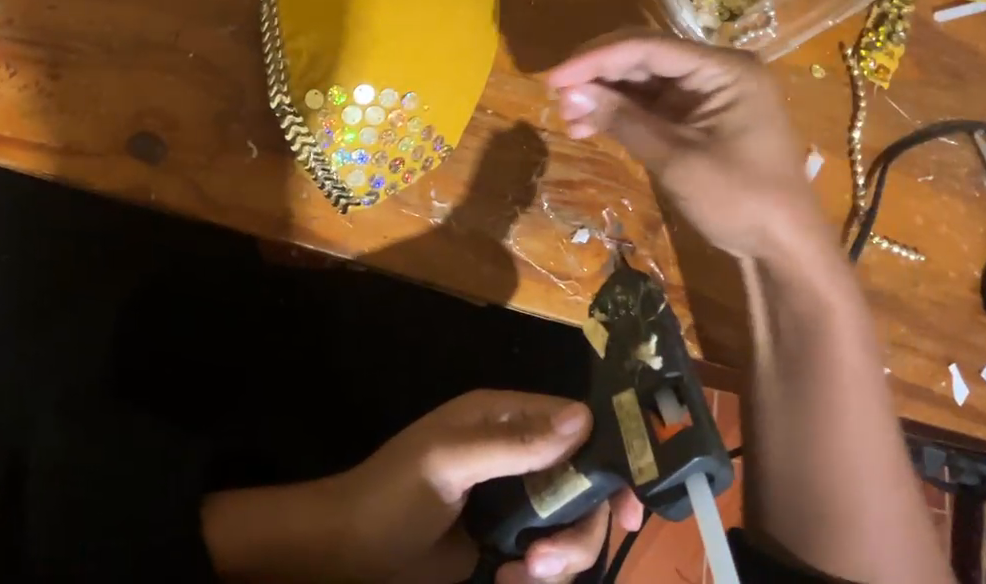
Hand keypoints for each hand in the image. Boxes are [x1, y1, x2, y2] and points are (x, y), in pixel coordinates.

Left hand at [202, 390, 642, 583]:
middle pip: (585, 485)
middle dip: (579, 527)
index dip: (610, 456)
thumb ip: (512, 444)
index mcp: (500, 417)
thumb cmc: (393, 494)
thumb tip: (584, 418)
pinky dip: (543, 573)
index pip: (574, 422)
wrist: (353, 552)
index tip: (632, 503)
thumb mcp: (448, 461)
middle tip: (547, 560)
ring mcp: (514, 500)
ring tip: (522, 574)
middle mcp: (516, 453)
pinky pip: (552, 557)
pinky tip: (509, 579)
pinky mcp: (509, 540)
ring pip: (574, 526)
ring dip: (561, 558)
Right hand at [544, 35, 821, 260]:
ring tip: (568, 118)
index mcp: (724, 69)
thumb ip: (623, 119)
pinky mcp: (696, 116)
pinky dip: (618, 112)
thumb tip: (568, 93)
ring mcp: (706, 94)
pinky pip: (648, 102)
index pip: (647, 47)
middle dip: (595, 74)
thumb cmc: (740, 199)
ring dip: (602, 94)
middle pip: (642, 56)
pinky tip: (587, 125)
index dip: (594, 59)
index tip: (552, 78)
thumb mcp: (676, 159)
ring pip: (640, 79)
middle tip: (555, 95)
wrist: (784, 248)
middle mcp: (716, 71)